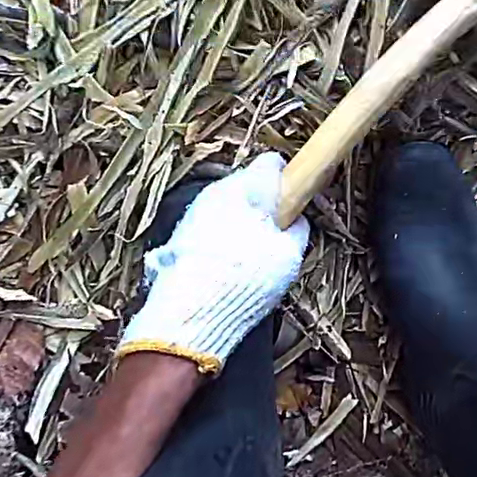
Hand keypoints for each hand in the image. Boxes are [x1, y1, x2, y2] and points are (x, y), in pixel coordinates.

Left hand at [117, 152, 309, 373]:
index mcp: (248, 186)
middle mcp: (217, 190)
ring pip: (227, 205)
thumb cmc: (248, 278)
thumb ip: (297, 229)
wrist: (191, 313)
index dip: (287, 180)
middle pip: (248, 184)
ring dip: (241, 221)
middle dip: (263, 204)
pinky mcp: (179, 233)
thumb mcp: (290, 256)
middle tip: (275, 234)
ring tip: (251, 256)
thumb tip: (295, 220)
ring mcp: (194, 210)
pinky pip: (209, 226)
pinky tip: (227, 266)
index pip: (272, 163)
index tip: (293, 201)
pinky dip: (220, 238)